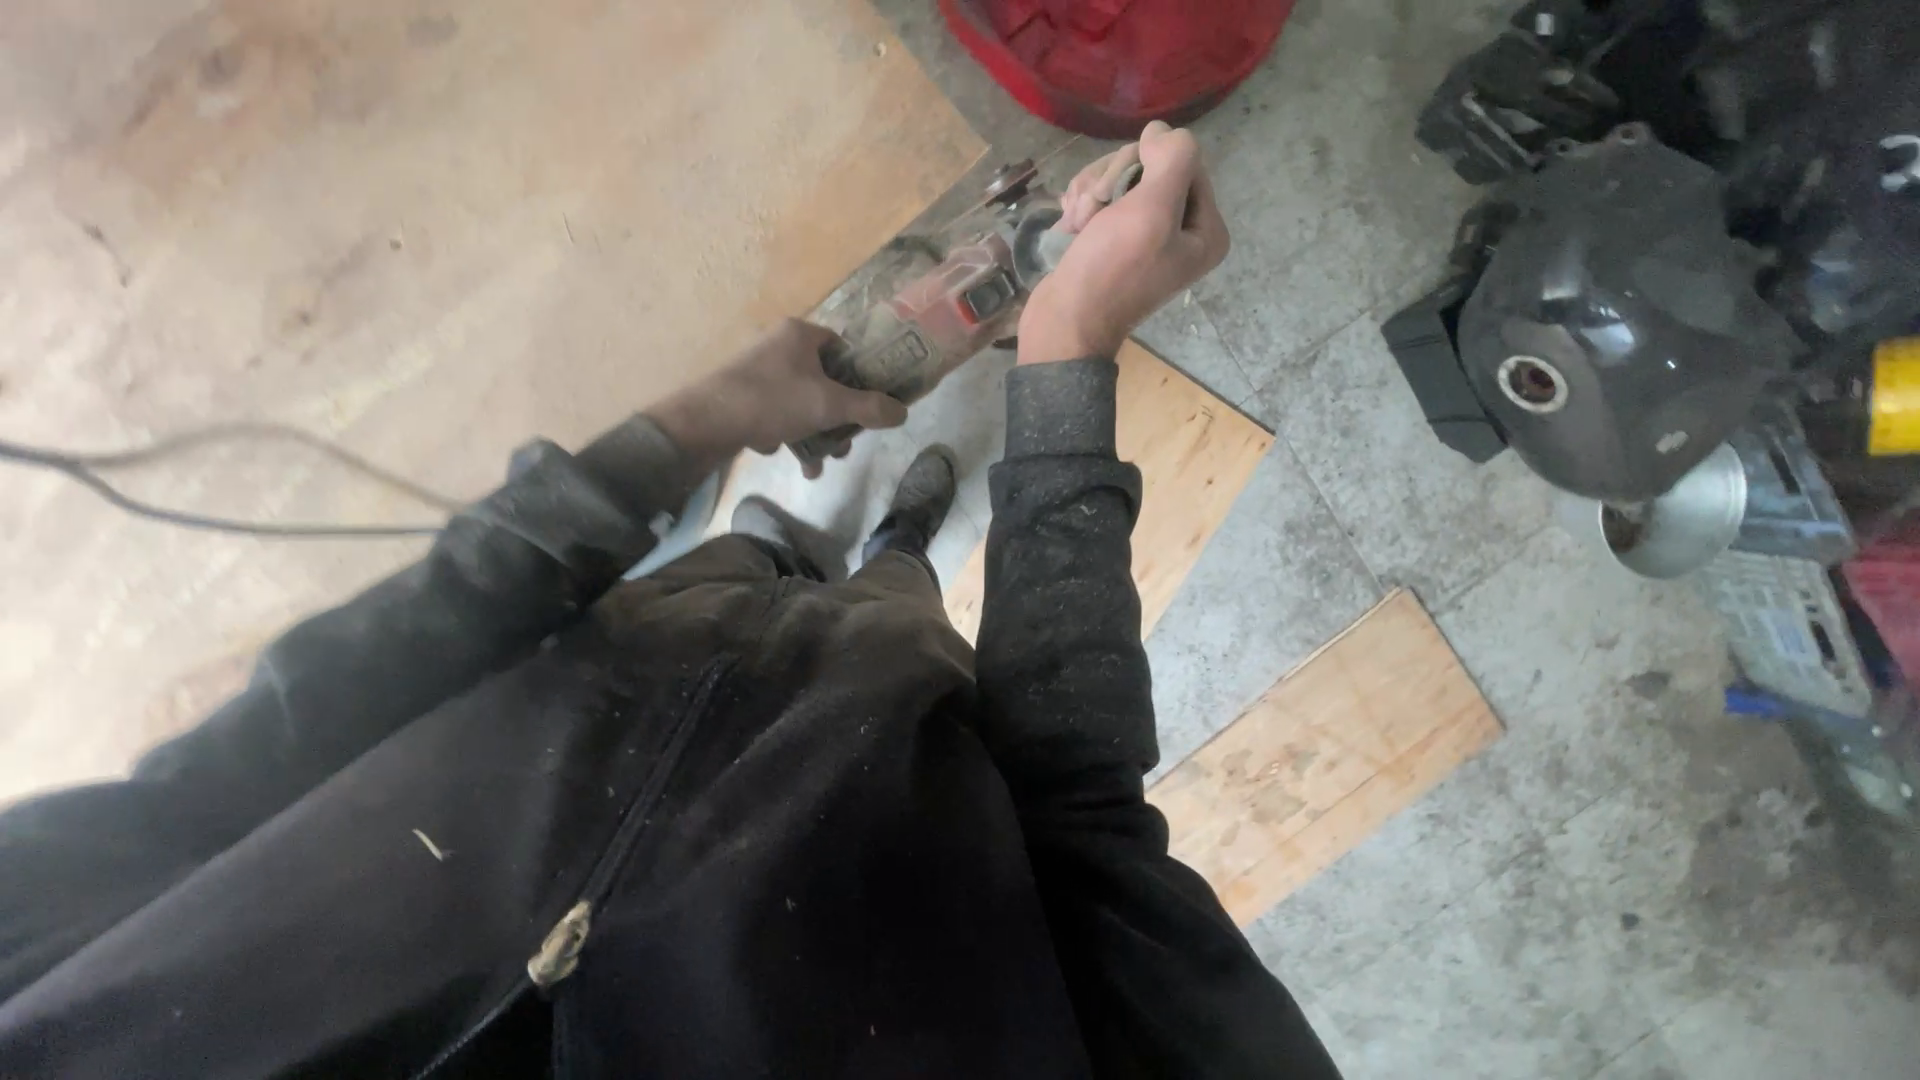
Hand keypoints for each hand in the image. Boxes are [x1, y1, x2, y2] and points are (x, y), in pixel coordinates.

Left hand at [647, 319, 907, 477]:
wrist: (706, 422)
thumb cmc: (774, 401)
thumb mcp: (830, 406)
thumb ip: (869, 408)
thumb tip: (903, 412)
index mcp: (800, 334)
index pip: (842, 348)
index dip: (860, 376)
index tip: (869, 404)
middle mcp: (778, 345)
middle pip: (824, 380)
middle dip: (837, 418)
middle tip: (843, 445)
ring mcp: (757, 370)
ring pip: (801, 402)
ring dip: (813, 435)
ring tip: (817, 465)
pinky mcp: (741, 394)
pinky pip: (776, 412)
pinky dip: (785, 434)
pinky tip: (783, 455)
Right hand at [1018, 121, 1230, 364]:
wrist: (1064, 321)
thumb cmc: (1111, 270)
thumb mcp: (1153, 209)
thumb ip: (1173, 158)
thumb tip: (1160, 131)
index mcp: (1206, 231)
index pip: (1183, 161)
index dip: (1146, 164)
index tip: (1118, 192)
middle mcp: (1181, 232)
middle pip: (1149, 167)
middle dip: (1113, 180)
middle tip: (1093, 210)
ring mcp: (1144, 237)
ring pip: (1120, 178)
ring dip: (1092, 193)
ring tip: (1079, 223)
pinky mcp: (1111, 241)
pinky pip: (1101, 199)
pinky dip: (1081, 207)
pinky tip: (1070, 226)